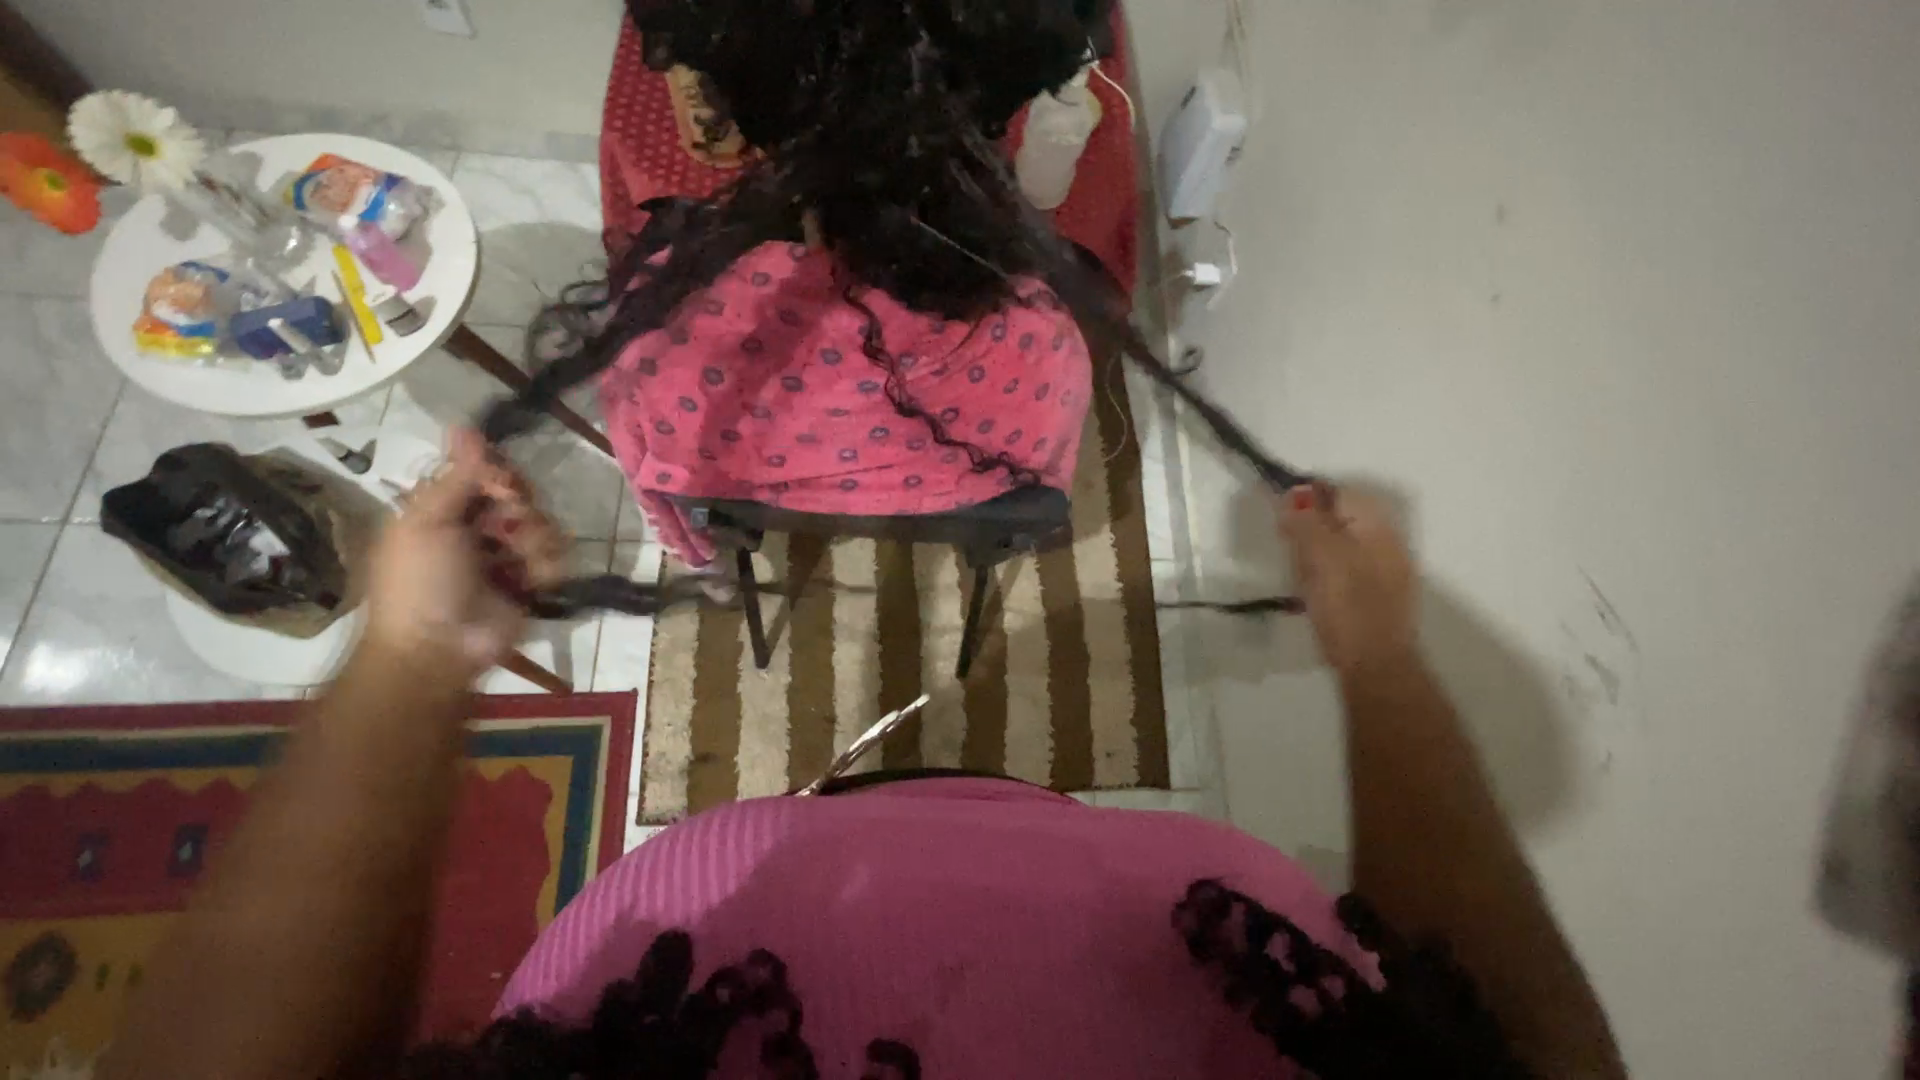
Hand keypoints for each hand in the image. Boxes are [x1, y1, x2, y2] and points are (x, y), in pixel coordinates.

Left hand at [362, 429, 567, 678]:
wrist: (438, 647)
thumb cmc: (420, 582)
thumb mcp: (425, 521)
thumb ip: (455, 476)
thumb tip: (464, 425)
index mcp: (445, 509)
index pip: (486, 472)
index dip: (499, 472)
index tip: (499, 484)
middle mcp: (478, 527)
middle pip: (520, 495)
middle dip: (519, 508)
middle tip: (505, 527)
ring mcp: (507, 556)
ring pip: (543, 525)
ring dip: (534, 540)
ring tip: (517, 562)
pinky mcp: (532, 582)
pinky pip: (556, 558)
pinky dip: (546, 567)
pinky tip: (531, 580)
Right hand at [1279, 484, 1419, 677]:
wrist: (1376, 665)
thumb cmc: (1346, 607)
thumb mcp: (1319, 557)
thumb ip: (1305, 521)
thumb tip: (1293, 492)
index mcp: (1376, 525)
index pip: (1340, 492)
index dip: (1307, 497)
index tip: (1280, 515)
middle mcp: (1387, 541)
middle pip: (1341, 517)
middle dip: (1310, 526)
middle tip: (1286, 546)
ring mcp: (1386, 569)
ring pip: (1342, 543)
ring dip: (1316, 550)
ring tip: (1297, 572)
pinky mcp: (1378, 595)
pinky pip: (1346, 569)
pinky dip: (1325, 573)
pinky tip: (1312, 592)